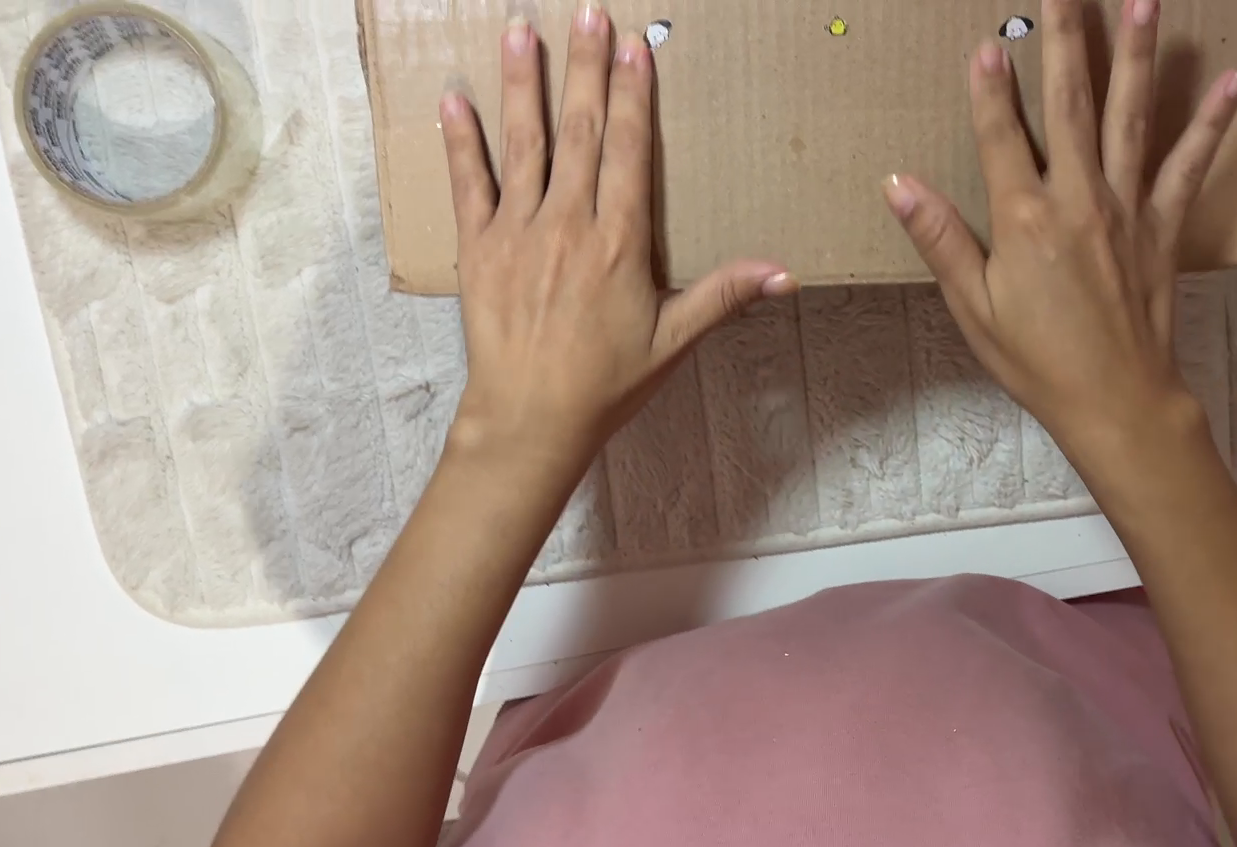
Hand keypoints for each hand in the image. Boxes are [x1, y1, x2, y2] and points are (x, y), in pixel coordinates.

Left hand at [440, 7, 794, 469]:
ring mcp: (519, 232)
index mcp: (619, 243)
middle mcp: (569, 224)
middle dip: (586, 69)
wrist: (533, 417)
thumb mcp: (673, 342)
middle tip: (587, 12)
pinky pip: (468, 185)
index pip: (629, 153)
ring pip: (523, 144)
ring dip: (523, 83)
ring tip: (521, 29)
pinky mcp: (479, 250)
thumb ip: (722, 297)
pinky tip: (453, 100)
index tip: (634, 47)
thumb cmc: (607, 383)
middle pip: (580, 132)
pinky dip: (460, 142)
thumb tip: (783, 274)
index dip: (633, 96)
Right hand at [883, 0, 1236, 482]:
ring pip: (1131, 115)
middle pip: (1070, 104)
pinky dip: (1209, 123)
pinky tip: (1228, 80)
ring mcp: (1126, 208)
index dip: (990, 88)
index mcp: (1024, 220)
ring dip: (1137, 52)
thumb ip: (940, 242)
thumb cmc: (1034, 361)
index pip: (1002, 136)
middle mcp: (1078, 198)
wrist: (1114, 398)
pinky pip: (1187, 166)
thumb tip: (898, 185)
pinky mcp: (1162, 227)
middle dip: (1065, 38)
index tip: (987, 40)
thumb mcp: (973, 309)